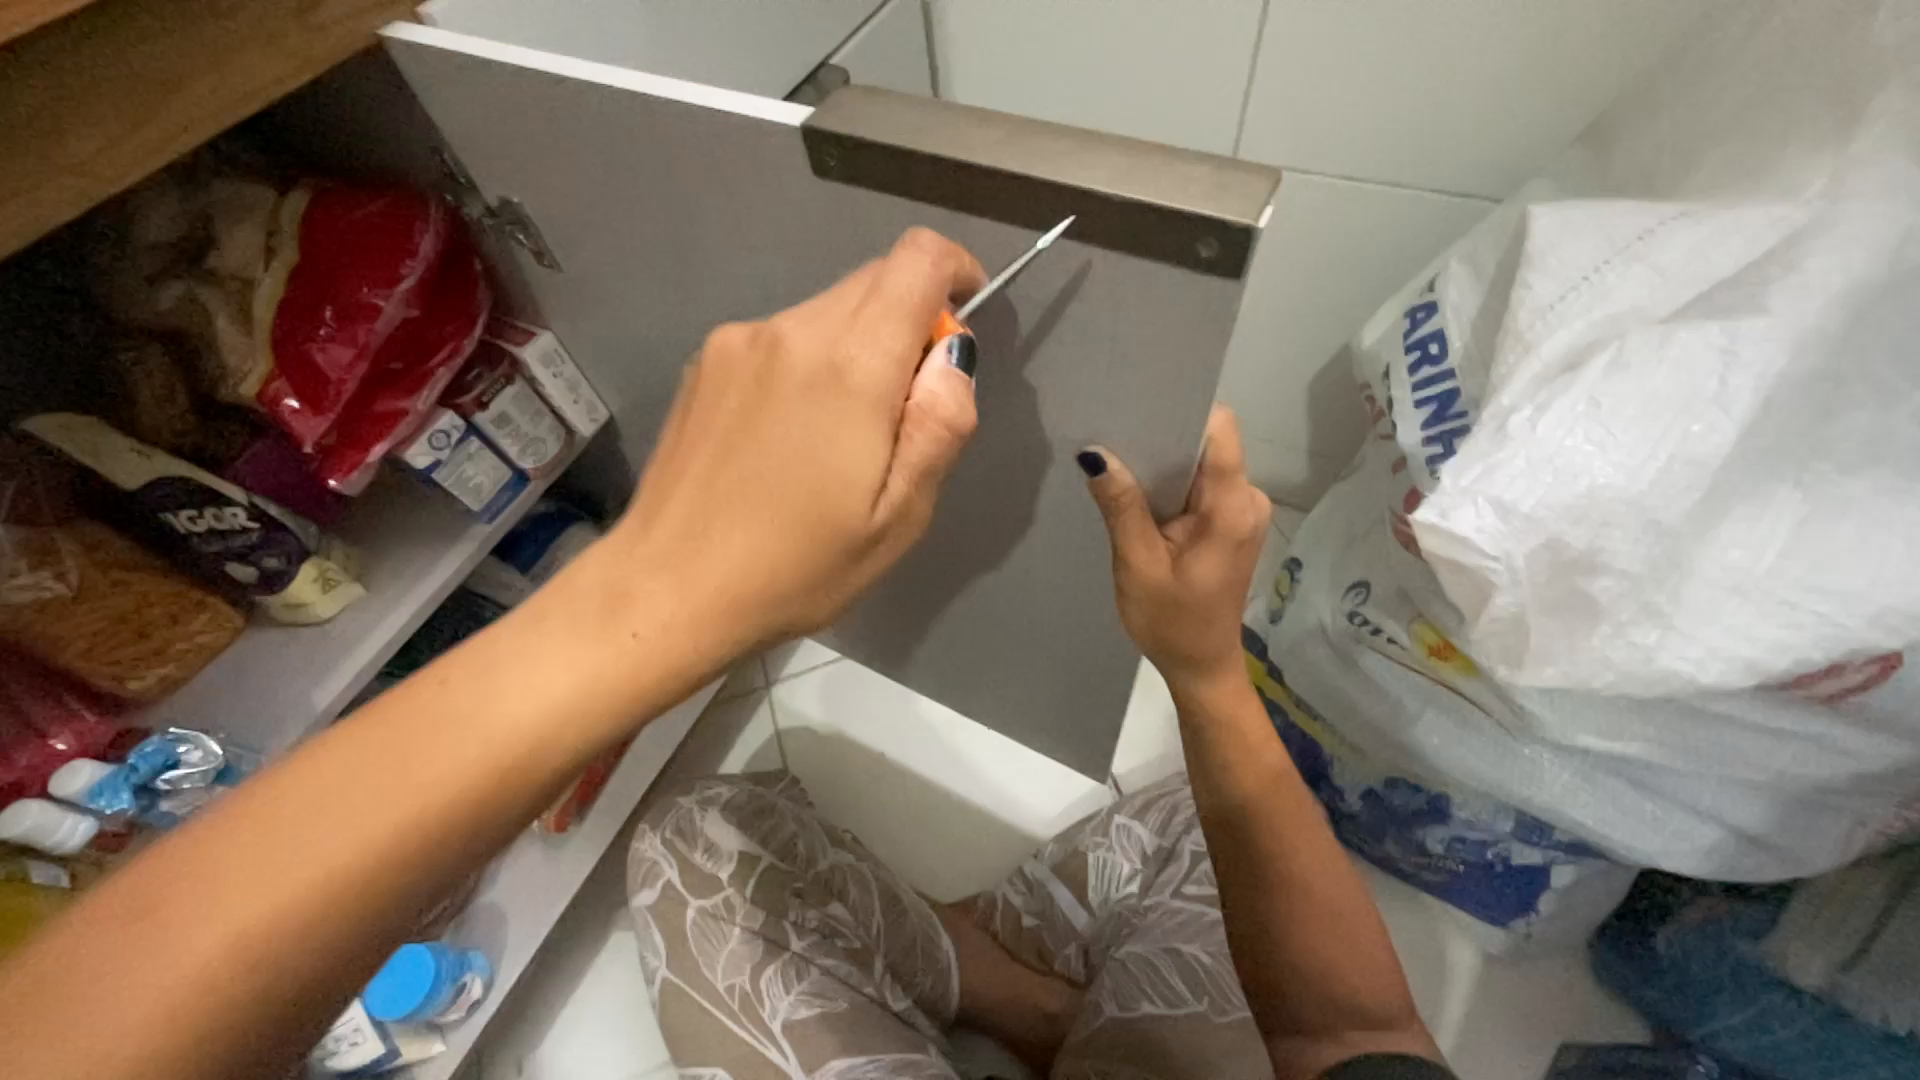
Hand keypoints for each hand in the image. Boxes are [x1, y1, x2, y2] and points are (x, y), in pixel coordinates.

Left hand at [605, 228, 987, 654]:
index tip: (965, 318)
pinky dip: (811, 363)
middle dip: (910, 323)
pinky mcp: (704, 362)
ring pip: (827, 310)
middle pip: (873, 280)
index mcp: (848, 366)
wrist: (666, 590)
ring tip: (840, 439)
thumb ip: (941, 424)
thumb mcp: (899, 518)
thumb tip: (953, 354)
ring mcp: (737, 340)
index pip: (917, 260)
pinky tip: (789, 437)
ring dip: (858, 348)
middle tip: (904, 412)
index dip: (955, 269)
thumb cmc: (796, 569)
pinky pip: (782, 336)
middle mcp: (790, 329)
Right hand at [1080, 405, 1271, 692]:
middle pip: (1207, 443)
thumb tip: (1095, 453)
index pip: (1217, 429)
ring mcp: (1242, 510)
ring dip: (1162, 464)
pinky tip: (1138, 494)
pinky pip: (1200, 486)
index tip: (1136, 407)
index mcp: (1231, 506)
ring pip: (1200, 464)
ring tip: (1118, 464)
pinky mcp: (1231, 522)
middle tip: (1112, 437)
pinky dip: (1170, 485)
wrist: (1201, 666)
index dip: (1181, 410)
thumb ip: (1121, 505)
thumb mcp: (1137, 564)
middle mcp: (1247, 499)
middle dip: (1162, 437)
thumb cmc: (1171, 621)